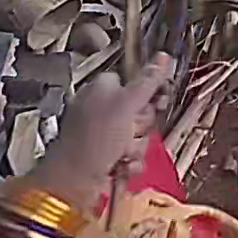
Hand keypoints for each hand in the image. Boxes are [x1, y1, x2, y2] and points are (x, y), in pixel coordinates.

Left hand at [27, 53, 173, 205]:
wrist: (73, 183)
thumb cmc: (97, 136)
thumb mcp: (127, 104)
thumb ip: (148, 81)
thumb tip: (163, 55)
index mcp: (103, 87)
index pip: (137, 82)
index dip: (149, 93)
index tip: (158, 101)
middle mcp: (102, 108)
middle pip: (141, 110)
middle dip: (142, 124)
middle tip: (133, 129)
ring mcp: (103, 134)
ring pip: (138, 135)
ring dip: (136, 146)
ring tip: (124, 153)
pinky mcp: (105, 157)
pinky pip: (130, 155)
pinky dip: (129, 162)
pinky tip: (122, 166)